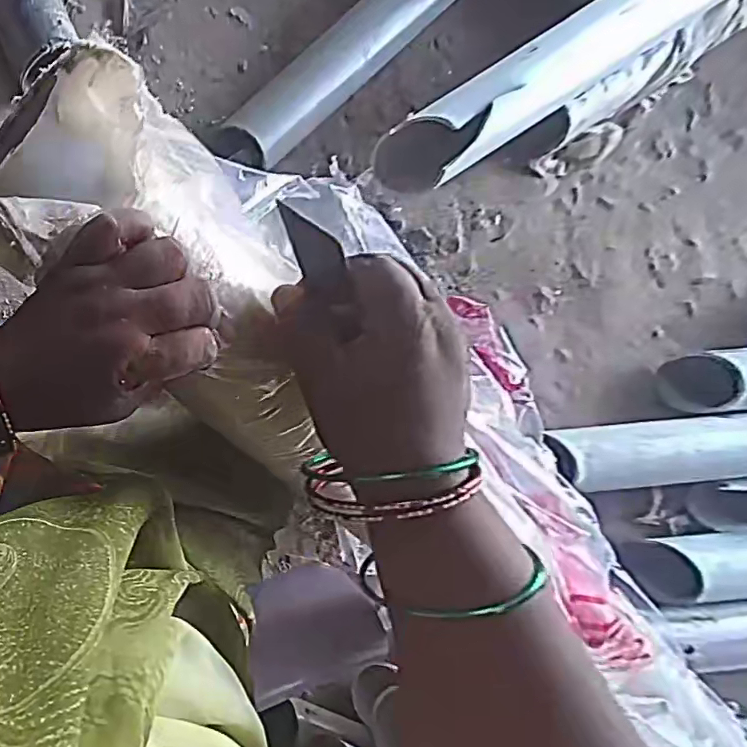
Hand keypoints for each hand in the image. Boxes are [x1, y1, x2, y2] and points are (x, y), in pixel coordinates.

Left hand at [0, 210, 218, 431]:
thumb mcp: (118, 406)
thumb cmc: (62, 398)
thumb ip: (159, 379)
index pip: (199, 342)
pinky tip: (136, 249)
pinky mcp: (76, 261)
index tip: (200, 348)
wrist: (6, 375)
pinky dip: (133, 230)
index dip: (206, 347)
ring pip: (166, 252)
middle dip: (204, 309)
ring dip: (176, 270)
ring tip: (164, 283)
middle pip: (193, 294)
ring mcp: (98, 280)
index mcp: (133, 355)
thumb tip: (190, 352)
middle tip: (190, 318)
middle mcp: (122, 311)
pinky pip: (113, 226)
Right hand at [272, 255, 468, 480]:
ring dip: (376, 306)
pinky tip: (374, 360)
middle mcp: (440, 316)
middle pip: (397, 275)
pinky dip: (395, 326)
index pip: (370, 264)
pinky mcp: (457, 361)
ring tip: (348, 341)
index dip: (333, 275)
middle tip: (326, 319)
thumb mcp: (319, 372)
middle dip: (356, 287)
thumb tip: (289, 294)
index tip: (308, 304)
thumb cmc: (362, 423)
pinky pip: (424, 323)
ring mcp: (455, 339)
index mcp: (407, 313)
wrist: (414, 481)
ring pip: (412, 298)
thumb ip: (302, 324)